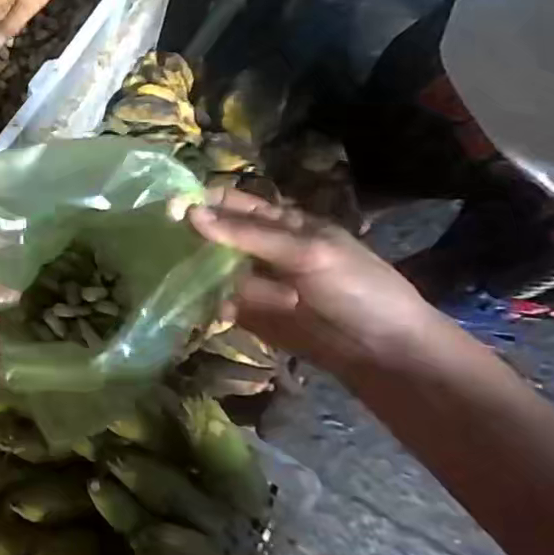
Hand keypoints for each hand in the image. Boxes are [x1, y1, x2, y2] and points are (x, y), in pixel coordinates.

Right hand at [188, 189, 457, 377]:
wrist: (384, 353)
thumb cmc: (356, 288)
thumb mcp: (306, 253)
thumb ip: (248, 235)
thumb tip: (190, 214)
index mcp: (278, 222)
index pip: (229, 201)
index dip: (200, 201)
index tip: (169, 210)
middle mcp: (258, 248)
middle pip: (212, 237)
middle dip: (194, 244)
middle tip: (171, 254)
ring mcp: (252, 283)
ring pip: (211, 272)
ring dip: (211, 282)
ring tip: (233, 300)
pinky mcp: (248, 316)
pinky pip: (218, 304)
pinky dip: (214, 308)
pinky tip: (223, 317)